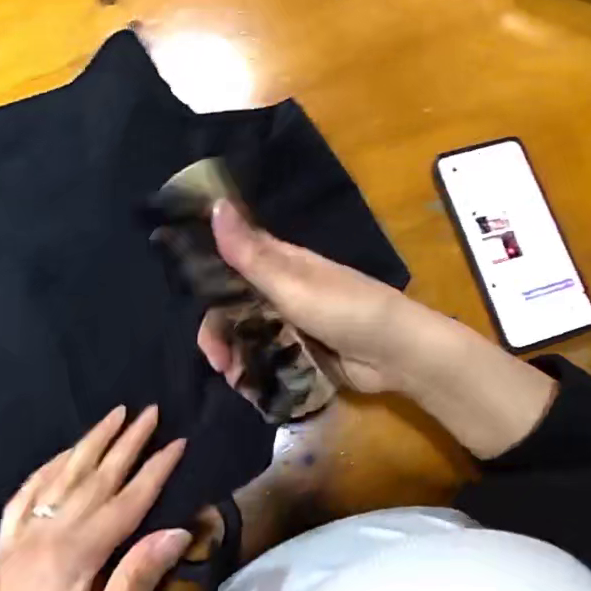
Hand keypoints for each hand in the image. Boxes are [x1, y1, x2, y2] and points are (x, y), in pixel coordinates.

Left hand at [0, 406, 192, 590]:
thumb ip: (137, 578)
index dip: (155, 470)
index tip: (179, 439)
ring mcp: (16, 545)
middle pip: (92, 479)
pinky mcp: (2, 557)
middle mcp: (41, 539)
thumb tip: (179, 528)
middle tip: (148, 410)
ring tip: (111, 417)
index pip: (126, 501)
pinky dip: (45, 471)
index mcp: (72, 558)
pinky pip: (23, 499)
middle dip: (124, 443)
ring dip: (87, 445)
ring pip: (58, 479)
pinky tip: (58, 460)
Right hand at [196, 200, 435, 393]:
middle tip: (218, 361)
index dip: (208, 285)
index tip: (196, 313)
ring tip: (236, 379)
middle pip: (236, 309)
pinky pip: (269, 360)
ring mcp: (293, 325)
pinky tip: (252, 387)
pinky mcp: (303, 353)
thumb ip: (250, 253)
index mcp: (280, 265)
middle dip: (220, 334)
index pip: (230, 265)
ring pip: (249, 337)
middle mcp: (282, 292)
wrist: (394, 352)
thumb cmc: (343, 309)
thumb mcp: (291, 282)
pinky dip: (256, 372)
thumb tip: (215, 203)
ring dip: (236, 357)